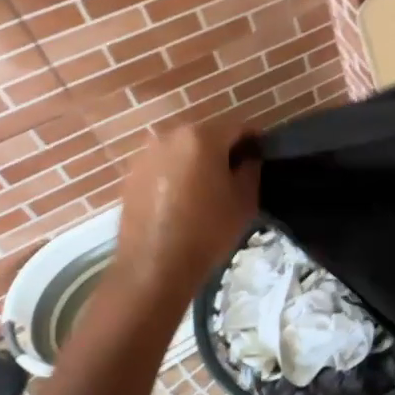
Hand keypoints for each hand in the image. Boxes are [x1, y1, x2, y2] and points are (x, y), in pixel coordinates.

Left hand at [112, 118, 260, 312]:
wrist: (154, 266)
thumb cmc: (208, 230)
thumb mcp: (245, 200)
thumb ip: (250, 169)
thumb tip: (247, 158)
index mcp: (201, 137)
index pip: (238, 127)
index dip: (254, 141)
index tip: (262, 158)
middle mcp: (169, 135)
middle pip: (207, 135)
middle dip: (224, 150)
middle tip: (236, 175)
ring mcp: (146, 154)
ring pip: (183, 150)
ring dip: (198, 162)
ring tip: (208, 189)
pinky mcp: (131, 174)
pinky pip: (164, 165)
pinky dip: (177, 174)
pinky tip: (184, 199)